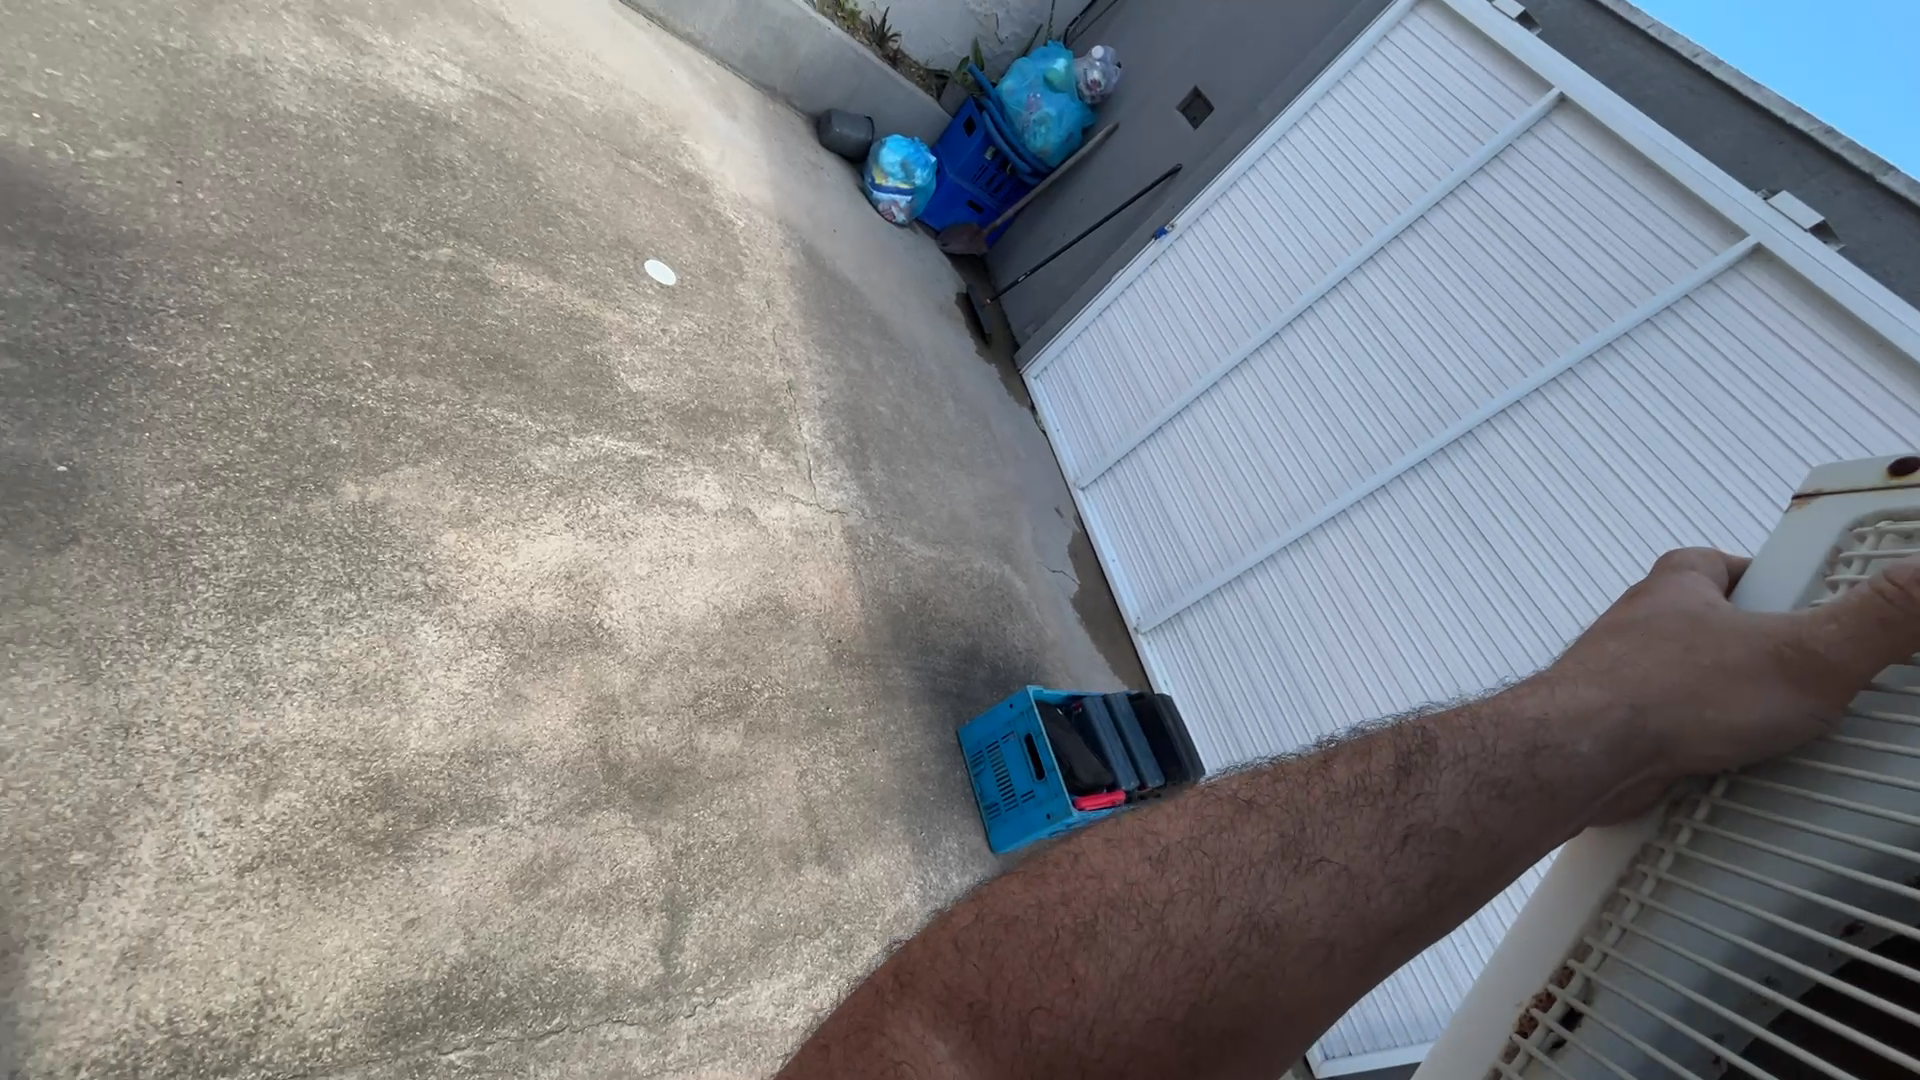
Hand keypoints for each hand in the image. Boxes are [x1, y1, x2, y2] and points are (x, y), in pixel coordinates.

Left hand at [1528, 547, 1919, 821]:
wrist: (1581, 753)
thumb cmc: (1659, 694)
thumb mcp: (1804, 651)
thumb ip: (1879, 616)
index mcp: (1675, 591)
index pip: (1718, 560)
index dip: (1763, 570)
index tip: (1809, 587)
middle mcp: (1642, 630)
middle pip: (1708, 622)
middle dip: (1758, 643)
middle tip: (1812, 665)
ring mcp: (1626, 677)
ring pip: (1691, 677)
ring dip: (1735, 696)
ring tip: (1785, 719)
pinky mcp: (1622, 724)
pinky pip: (1675, 725)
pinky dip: (1708, 740)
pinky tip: (1736, 759)